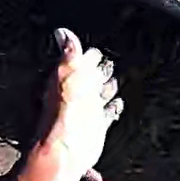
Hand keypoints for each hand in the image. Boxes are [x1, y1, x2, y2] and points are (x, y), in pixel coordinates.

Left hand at [29, 28, 121, 180]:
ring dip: (106, 87)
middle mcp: (77, 93)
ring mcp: (86, 110)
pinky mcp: (95, 127)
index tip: (95, 49)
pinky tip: (116, 105)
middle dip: (99, 70)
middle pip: (91, 77)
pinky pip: (105, 114)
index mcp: (69, 78)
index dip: (89, 55)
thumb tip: (62, 31)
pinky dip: (112, 108)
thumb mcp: (67, 75)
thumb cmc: (64, 113)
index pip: (81, 61)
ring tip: (112, 80)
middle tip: (107, 62)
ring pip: (98, 94)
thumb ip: (69, 54)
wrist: (66, 149)